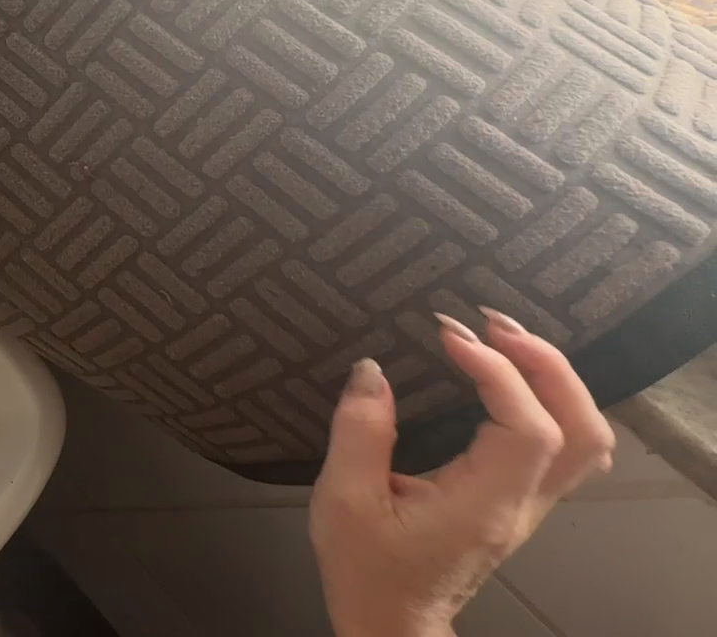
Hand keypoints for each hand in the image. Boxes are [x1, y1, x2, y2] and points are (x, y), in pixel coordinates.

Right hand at [310, 309, 614, 636]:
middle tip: (492, 320)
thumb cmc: (363, 561)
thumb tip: (372, 369)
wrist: (390, 617)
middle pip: (585, 435)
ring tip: (501, 338)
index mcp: (484, 503)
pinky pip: (557, 446)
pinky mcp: (512, 501)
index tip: (446, 333)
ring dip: (554, 381)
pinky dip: (543, 400)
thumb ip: (360, 431)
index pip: (528, 430)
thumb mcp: (343, 495)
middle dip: (549, 367)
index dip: (499, 374)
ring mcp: (524, 505)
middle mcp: (521, 504)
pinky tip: (503, 375)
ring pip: (584, 442)